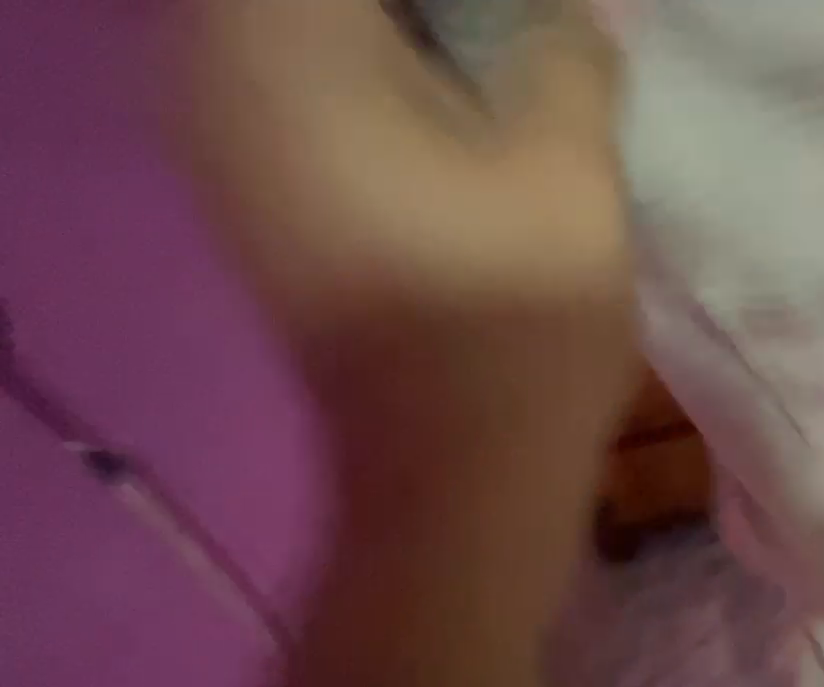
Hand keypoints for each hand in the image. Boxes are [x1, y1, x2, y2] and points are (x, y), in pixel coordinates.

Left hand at [181, 0, 638, 473]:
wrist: (462, 478)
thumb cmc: (517, 325)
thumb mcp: (571, 177)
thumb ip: (573, 64)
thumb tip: (581, 13)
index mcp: (280, 41)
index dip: (482, 1)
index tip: (544, 29)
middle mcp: (220, 77)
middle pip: (349, 7)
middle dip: (459, 22)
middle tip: (546, 53)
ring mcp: (237, 152)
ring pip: (342, 53)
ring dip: (440, 59)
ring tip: (529, 98)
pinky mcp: (275, 213)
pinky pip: (334, 111)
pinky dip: (410, 107)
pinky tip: (484, 153)